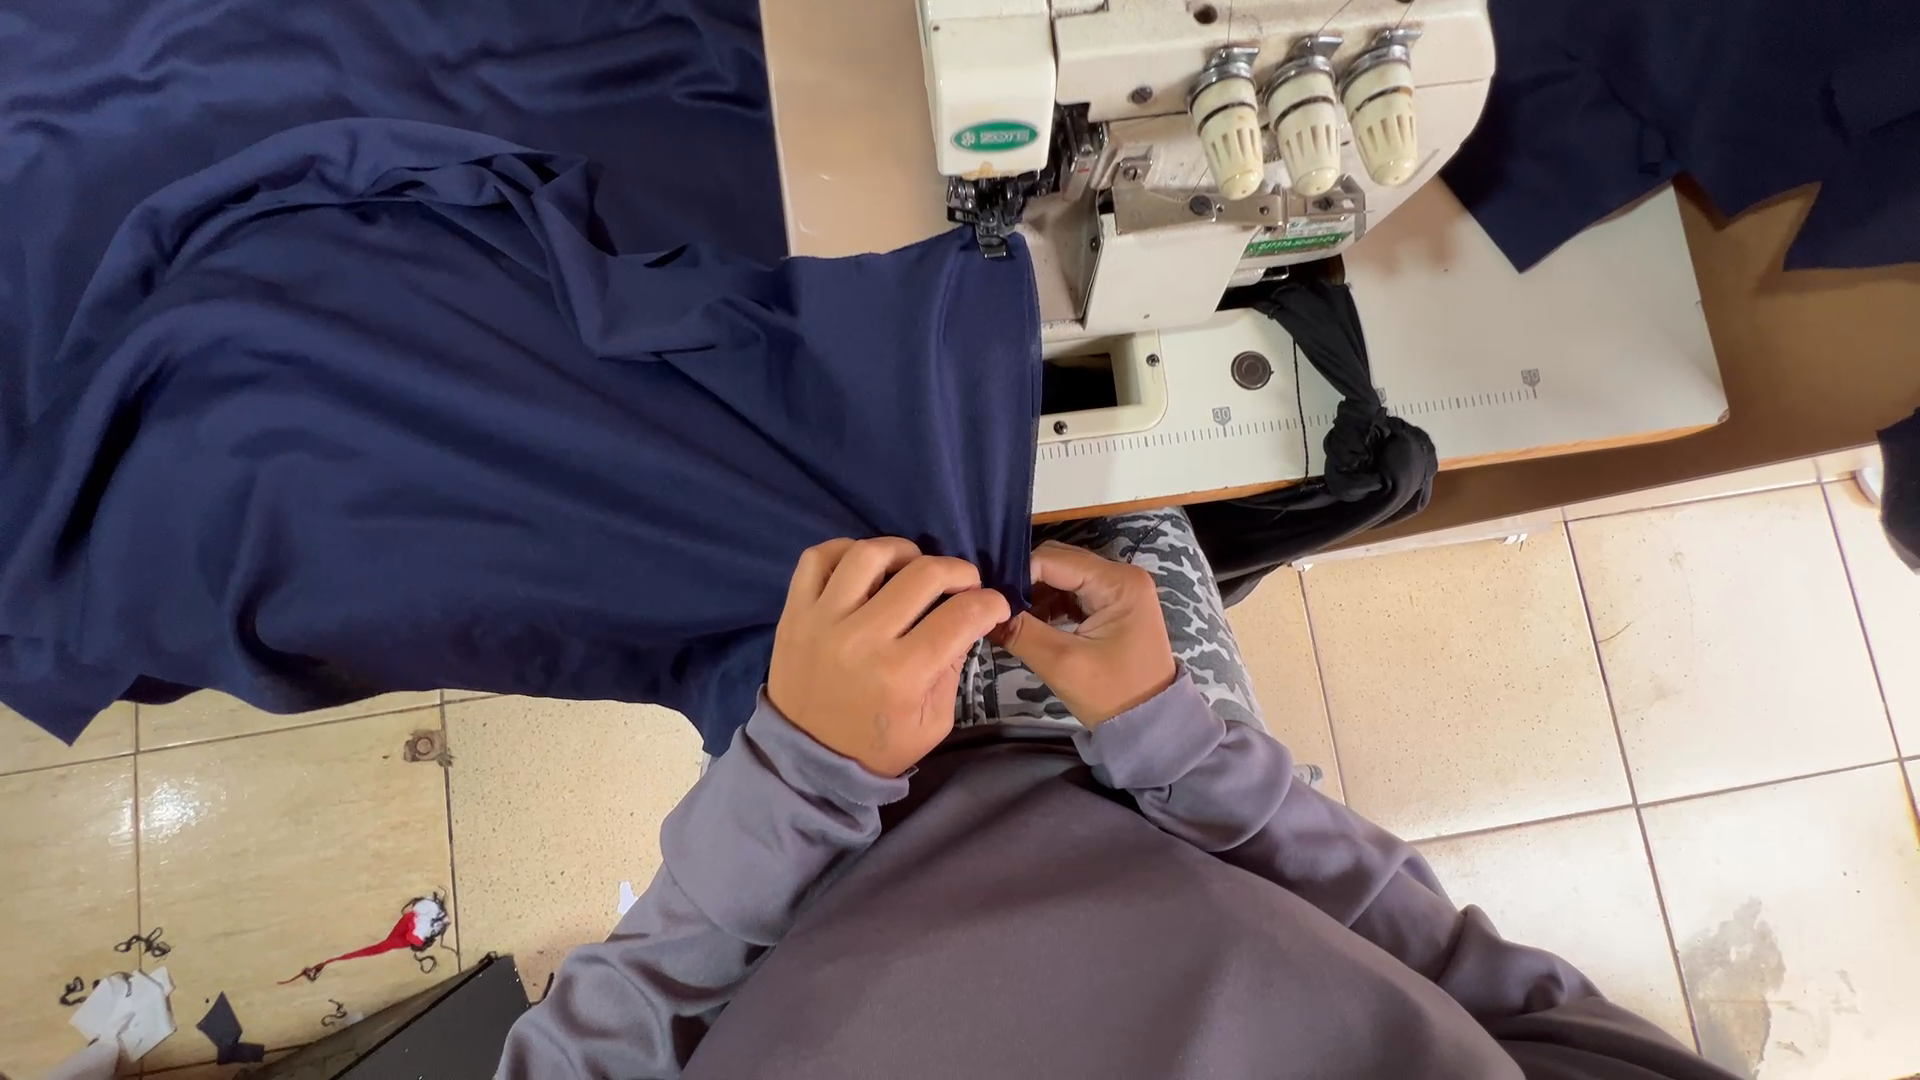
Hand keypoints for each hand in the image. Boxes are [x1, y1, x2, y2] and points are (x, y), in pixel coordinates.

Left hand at [767, 537, 1011, 775]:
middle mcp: (862, 639)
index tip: (995, 604)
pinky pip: (817, 558)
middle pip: (923, 574)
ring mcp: (822, 621)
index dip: (990, 603)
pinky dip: (845, 549)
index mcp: (902, 674)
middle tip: (965, 582)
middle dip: (959, 571)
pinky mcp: (794, 612)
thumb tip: (967, 618)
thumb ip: (952, 667)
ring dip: (904, 550)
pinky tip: (866, 565)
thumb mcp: (932, 722)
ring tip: (915, 565)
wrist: (805, 762)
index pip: (961, 616)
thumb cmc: (876, 747)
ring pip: (869, 554)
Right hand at [992, 541, 1175, 727]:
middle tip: (995, 606)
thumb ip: (1020, 632)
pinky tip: (1030, 623)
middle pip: (1058, 561)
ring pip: (1062, 575)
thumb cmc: (1112, 694)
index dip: (1017, 575)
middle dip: (1024, 582)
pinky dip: (1049, 603)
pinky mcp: (1112, 603)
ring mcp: (1118, 588)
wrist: (1150, 724)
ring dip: (1035, 594)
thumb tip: (982, 612)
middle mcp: (1121, 575)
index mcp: (1117, 582)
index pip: (1052, 560)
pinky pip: (1072, 591)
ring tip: (1010, 617)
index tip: (988, 597)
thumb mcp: (1061, 664)